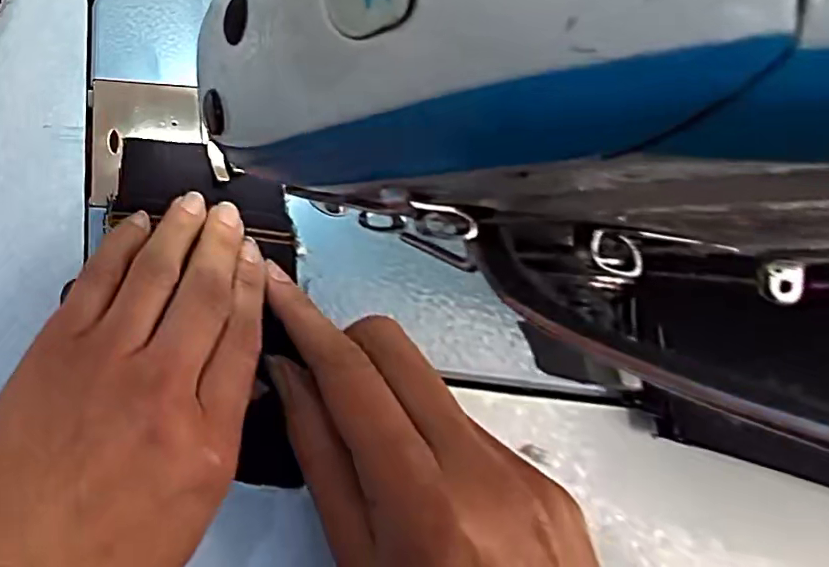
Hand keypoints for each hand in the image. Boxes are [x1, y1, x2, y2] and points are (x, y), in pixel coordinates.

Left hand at [0, 191, 264, 566]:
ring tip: (192, 205)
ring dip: (177, 231)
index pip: (239, 339)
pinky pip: (100, 275)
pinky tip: (139, 224)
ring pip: (155, 273)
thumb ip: (218, 428)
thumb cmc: (109, 536)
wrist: (17, 535)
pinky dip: (122, 243)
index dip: (249, 287)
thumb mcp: (191, 504)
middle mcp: (162, 384)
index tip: (252, 255)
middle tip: (227, 214)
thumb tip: (235, 362)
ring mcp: (109, 352)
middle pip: (203, 295)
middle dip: (220, 246)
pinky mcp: (64, 335)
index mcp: (205, 437)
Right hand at [264, 265, 599, 566]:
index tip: (281, 289)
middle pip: (393, 346)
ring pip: (426, 380)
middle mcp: (485, 477)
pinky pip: (466, 421)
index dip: (306, 321)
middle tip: (321, 379)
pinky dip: (429, 431)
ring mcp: (524, 476)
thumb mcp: (355, 559)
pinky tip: (430, 484)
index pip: (350, 375)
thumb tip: (290, 376)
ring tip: (378, 454)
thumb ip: (318, 457)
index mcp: (427, 506)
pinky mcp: (547, 483)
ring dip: (388, 393)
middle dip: (345, 345)